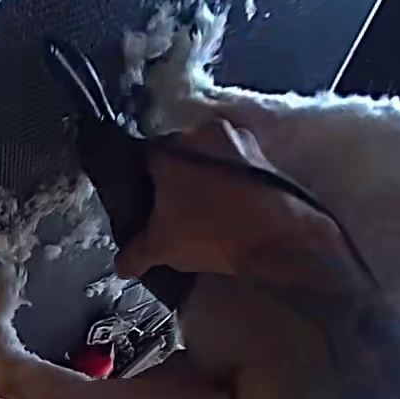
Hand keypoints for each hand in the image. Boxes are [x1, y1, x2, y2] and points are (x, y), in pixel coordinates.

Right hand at [115, 120, 345, 279]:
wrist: (278, 239)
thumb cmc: (211, 233)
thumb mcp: (161, 248)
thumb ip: (134, 254)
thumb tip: (121, 266)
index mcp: (171, 147)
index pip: (142, 158)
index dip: (138, 184)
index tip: (142, 206)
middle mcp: (205, 133)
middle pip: (178, 156)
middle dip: (172, 183)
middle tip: (170, 213)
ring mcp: (240, 142)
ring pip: (209, 161)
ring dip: (203, 183)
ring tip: (201, 217)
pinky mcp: (266, 159)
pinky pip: (236, 170)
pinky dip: (229, 188)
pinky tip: (227, 215)